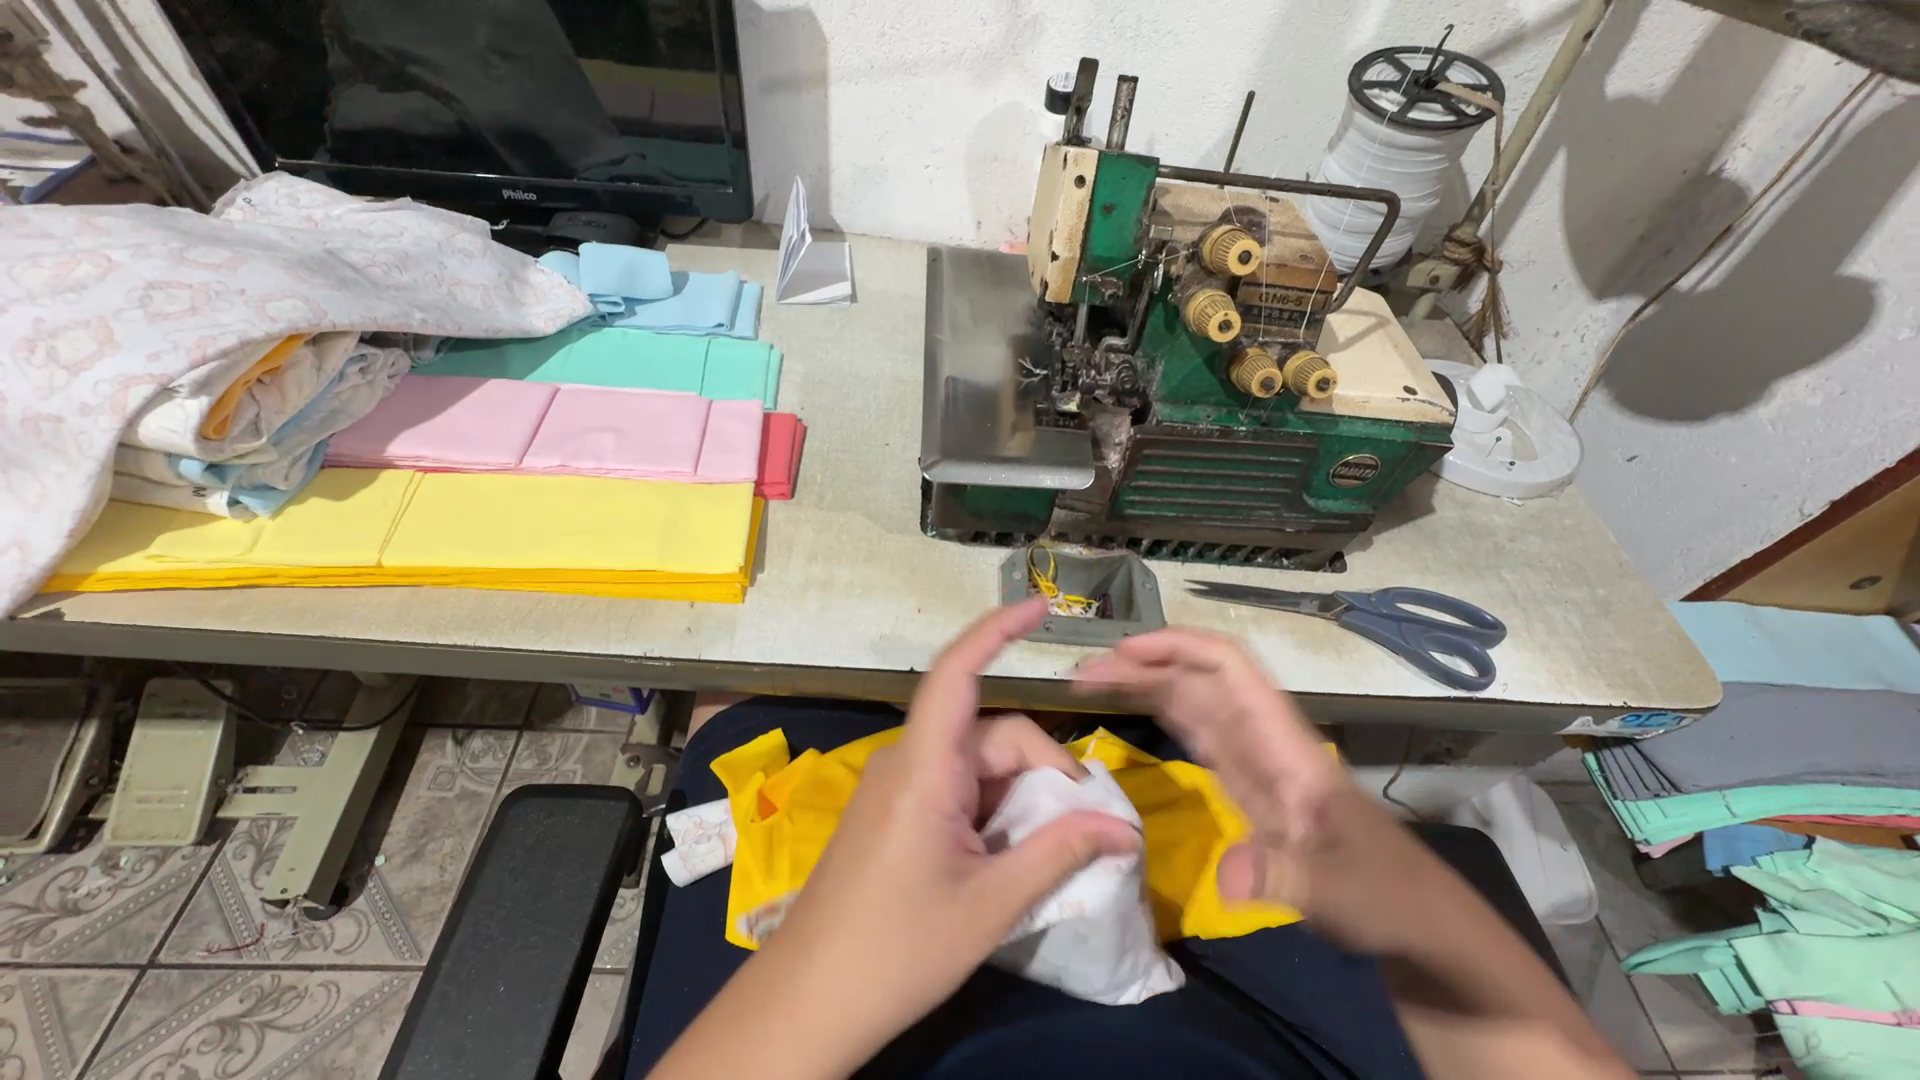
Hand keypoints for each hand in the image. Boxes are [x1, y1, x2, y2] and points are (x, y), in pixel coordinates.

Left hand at [764, 599, 1140, 1049]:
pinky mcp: (894, 814)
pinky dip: (994, 809)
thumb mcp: (991, 904)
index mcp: (924, 769)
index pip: (958, 673)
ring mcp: (897, 788)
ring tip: (1052, 851)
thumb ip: (1060, 854)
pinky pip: (956, 789)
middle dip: (1044, 769)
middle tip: (1087, 827)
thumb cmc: (898, 951)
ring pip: (977, 765)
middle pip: (990, 735)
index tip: (1042, 608)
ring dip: (1020, 795)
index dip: (997, 630)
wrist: (809, 1001)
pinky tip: (1010, 855)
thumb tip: (1126, 829)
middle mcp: (908, 763)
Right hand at [1074, 628, 1445, 955]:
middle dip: (1144, 666)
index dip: (1179, 647)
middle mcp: (1265, 740)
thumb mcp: (1340, 892)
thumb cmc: (1387, 896)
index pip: (1231, 670)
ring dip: (1145, 686)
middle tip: (1083, 674)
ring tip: (1091, 685)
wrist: (1415, 925)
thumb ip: (1287, 879)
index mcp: (1285, 744)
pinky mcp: (1246, 788)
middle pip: (1200, 681)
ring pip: (1193, 704)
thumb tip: (1230, 880)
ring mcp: (1254, 762)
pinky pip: (1196, 737)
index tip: (1125, 651)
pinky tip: (1130, 713)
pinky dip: (1160, 717)